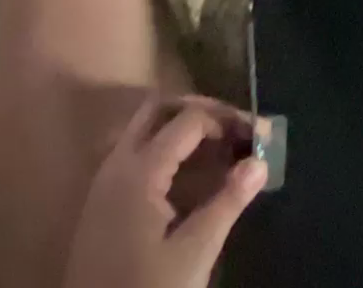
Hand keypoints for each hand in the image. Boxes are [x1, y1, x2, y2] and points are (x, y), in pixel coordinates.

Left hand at [61, 97, 268, 287]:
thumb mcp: (194, 253)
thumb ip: (227, 201)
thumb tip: (260, 162)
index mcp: (139, 172)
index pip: (189, 120)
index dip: (227, 121)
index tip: (259, 137)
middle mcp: (117, 165)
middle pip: (160, 109)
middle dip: (202, 111)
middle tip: (236, 130)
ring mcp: (105, 183)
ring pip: (145, 128)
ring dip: (183, 127)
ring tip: (221, 146)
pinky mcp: (102, 203)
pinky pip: (136, 152)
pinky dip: (167, 146)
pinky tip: (191, 171)